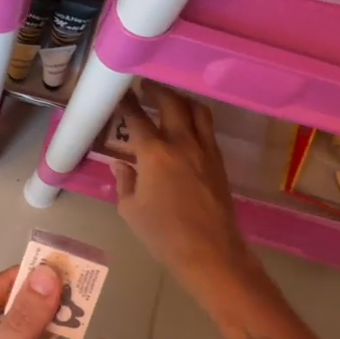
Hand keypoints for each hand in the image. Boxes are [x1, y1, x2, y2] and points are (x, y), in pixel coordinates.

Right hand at [111, 84, 251, 287]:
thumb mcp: (130, 209)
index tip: (121, 93)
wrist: (209, 252)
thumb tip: (120, 164)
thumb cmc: (162, 234)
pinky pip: (208, 130)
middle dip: (157, 91)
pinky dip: (196, 119)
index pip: (137, 119)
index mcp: (154, 154)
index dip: (127, 104)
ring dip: (181, 100)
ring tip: (170, 99)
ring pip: (197, 112)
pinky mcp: (219, 162)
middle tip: (145, 86)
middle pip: (172, 104)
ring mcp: (205, 151)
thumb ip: (124, 181)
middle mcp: (182, 143)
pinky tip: (188, 126)